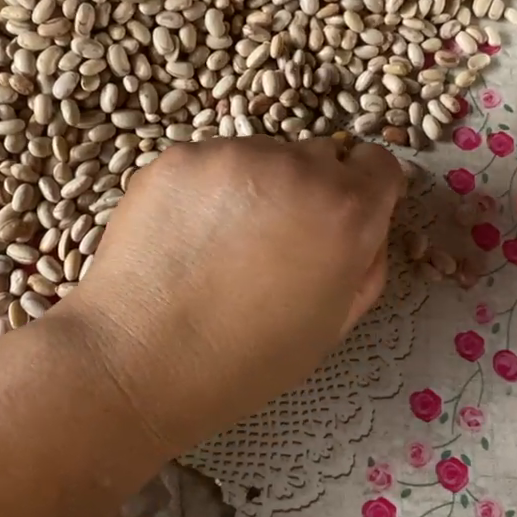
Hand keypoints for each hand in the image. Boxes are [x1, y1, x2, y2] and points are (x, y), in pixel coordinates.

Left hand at [46, 136, 405, 453]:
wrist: (136, 362)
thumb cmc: (244, 361)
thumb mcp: (333, 324)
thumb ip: (366, 262)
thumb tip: (367, 225)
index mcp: (346, 210)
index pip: (379, 163)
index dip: (367, 189)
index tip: (345, 214)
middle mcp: (297, 166)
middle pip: (320, 158)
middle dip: (310, 191)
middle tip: (274, 241)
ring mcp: (233, 154)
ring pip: (263, 157)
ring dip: (257, 187)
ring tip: (221, 244)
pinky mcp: (180, 155)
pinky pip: (212, 162)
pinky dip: (208, 189)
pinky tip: (186, 235)